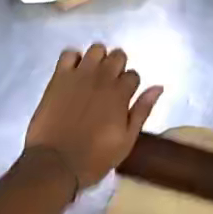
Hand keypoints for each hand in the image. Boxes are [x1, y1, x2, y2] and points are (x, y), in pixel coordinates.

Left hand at [25, 44, 161, 188]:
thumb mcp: (126, 140)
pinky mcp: (59, 78)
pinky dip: (73, 59)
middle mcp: (103, 78)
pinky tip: (73, 73)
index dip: (129, 86)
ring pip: (96, 49)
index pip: (133, 75)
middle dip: (117, 67)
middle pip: (118, 55)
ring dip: (98, 59)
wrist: (55, 164)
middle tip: (108, 85)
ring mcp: (80, 75)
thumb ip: (142, 110)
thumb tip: (158, 87)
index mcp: (120, 93)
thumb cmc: (94, 157)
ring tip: (91, 75)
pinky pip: (69, 54)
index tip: (122, 99)